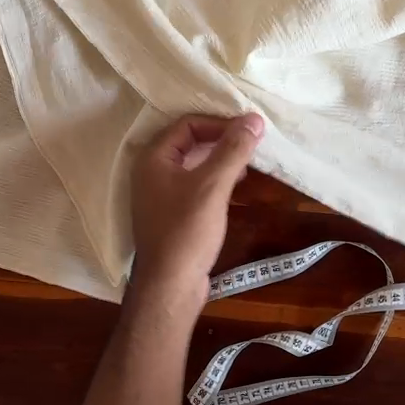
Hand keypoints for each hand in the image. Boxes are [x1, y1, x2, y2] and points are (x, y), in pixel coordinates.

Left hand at [128, 113, 264, 313]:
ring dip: (218, 163)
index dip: (219, 124)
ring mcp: (158, 198)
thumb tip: (254, 119)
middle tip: (250, 146)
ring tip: (246, 166)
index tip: (248, 131)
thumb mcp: (213, 186)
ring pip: (192, 168)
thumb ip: (233, 150)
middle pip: (188, 144)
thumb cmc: (187, 232)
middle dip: (220, 142)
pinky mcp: (169, 218)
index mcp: (153, 159)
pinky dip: (213, 183)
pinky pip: (192, 189)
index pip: (187, 124)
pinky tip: (232, 190)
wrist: (171, 285)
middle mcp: (150, 174)